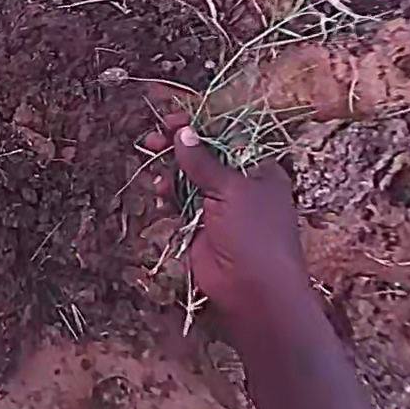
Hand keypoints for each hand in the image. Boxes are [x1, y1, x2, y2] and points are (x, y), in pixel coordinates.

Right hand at [144, 113, 316, 325]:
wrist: (253, 289)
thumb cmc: (255, 234)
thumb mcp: (232, 190)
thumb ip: (203, 161)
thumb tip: (183, 133)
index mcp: (257, 169)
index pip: (225, 136)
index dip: (198, 126)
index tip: (172, 120)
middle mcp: (237, 183)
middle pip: (202, 154)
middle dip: (177, 146)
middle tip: (152, 139)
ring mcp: (217, 203)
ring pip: (187, 176)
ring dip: (169, 170)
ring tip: (153, 168)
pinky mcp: (198, 222)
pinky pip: (178, 199)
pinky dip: (167, 193)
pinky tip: (160, 193)